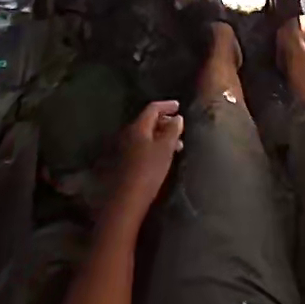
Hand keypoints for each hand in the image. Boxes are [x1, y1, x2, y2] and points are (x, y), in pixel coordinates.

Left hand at [110, 100, 183, 219]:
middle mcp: (129, 133)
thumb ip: (172, 131)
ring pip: (146, 134)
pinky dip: (154, 145)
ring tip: (177, 144)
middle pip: (147, 121)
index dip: (166, 106)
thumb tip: (177, 118)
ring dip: (161, 135)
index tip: (178, 106)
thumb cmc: (148, 170)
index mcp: (138, 127)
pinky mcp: (125, 160)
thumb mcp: (165, 149)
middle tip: (179, 126)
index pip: (152, 108)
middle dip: (165, 121)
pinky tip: (163, 156)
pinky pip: (142, 145)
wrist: (127, 198)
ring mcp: (125, 147)